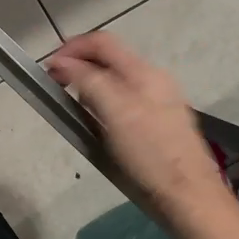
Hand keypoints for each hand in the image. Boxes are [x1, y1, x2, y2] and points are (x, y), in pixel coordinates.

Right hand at [46, 32, 231, 227]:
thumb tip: (61, 62)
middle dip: (78, 66)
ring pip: (115, 79)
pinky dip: (104, 101)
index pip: (101, 42)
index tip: (49, 68)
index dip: (71, 48)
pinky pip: (124, 98)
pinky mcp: (160, 121)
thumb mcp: (113, 111)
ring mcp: (160, 100)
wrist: (189, 196)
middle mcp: (154, 80)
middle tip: (57, 86)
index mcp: (144, 72)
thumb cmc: (149, 153)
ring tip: (75, 105)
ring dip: (89, 84)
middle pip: (108, 58)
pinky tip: (98, 121)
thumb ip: (86, 79)